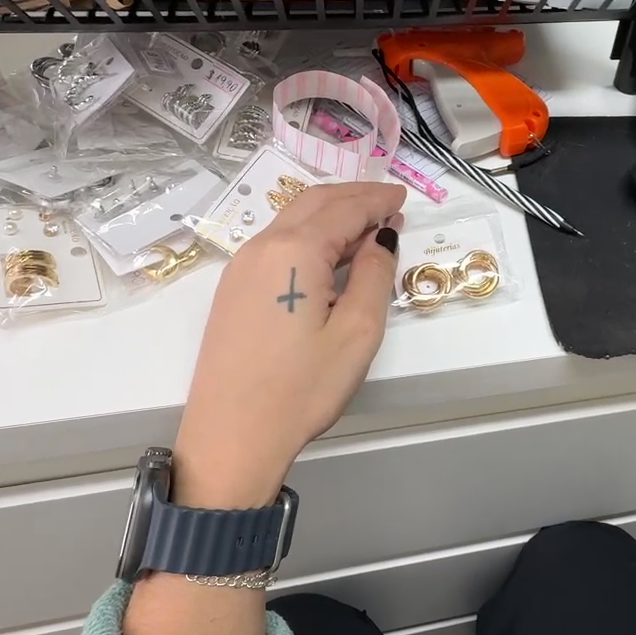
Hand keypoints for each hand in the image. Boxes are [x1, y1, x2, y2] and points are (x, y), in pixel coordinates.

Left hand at [172, 181, 406, 508]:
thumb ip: (375, 274)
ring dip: (331, 213)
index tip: (403, 198)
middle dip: (354, 196)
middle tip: (388, 201)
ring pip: (293, 220)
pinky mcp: (233, 290)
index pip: (344, 208)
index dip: (377, 199)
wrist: (232, 438)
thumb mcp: (357, 331)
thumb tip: (380, 237)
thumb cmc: (302, 388)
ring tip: (366, 225)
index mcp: (294, 250)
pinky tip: (330, 254)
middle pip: (314, 202)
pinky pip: (278, 243)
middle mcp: (262, 247)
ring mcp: (241, 268)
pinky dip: (310, 234)